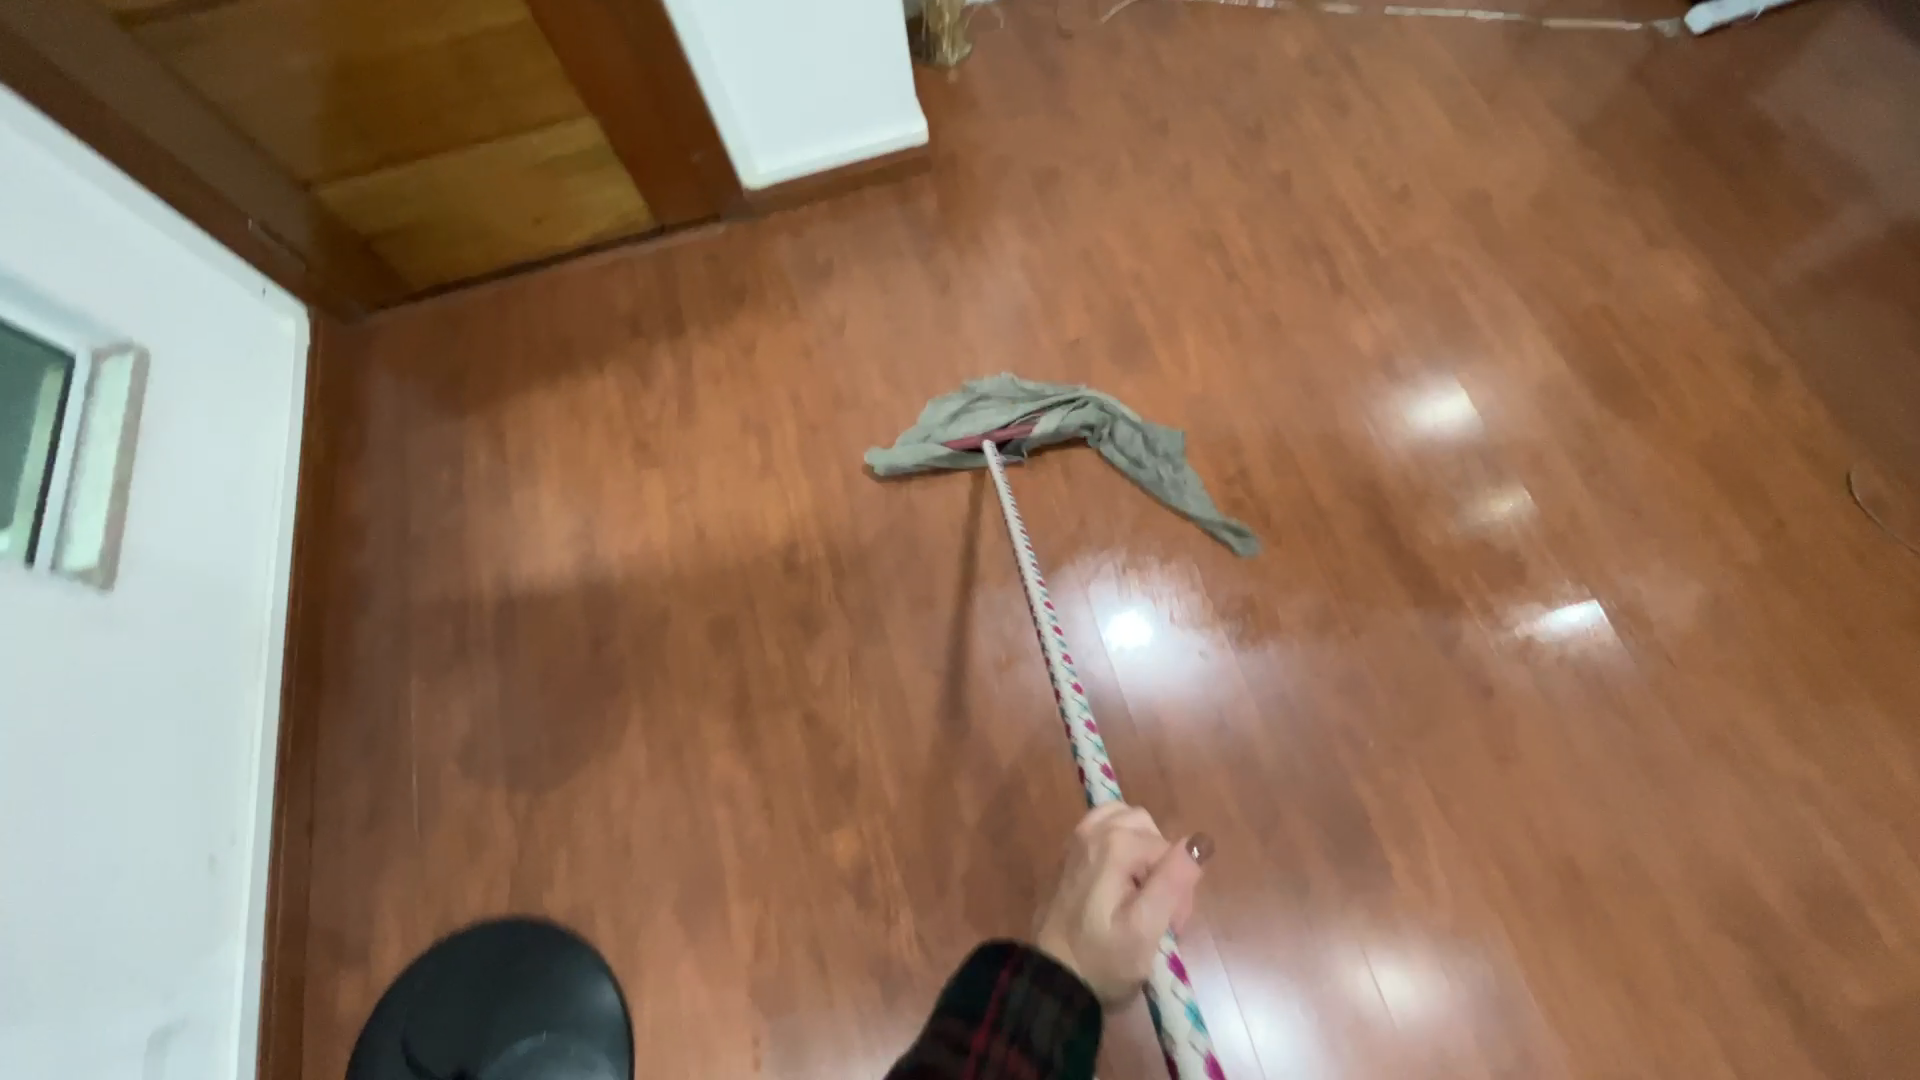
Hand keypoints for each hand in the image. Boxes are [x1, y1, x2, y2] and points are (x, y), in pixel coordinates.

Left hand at [1032, 802, 1211, 1004]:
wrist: (1052, 974)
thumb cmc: (1102, 958)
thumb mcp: (1145, 929)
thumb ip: (1173, 882)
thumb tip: (1198, 842)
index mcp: (1115, 844)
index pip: (1170, 849)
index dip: (1178, 886)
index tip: (1171, 923)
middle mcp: (1095, 829)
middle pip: (1149, 830)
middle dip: (1160, 863)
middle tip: (1156, 910)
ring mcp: (1078, 836)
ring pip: (1128, 823)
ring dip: (1141, 850)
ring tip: (1139, 892)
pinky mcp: (1071, 850)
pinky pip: (1106, 829)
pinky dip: (1120, 846)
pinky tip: (1119, 882)